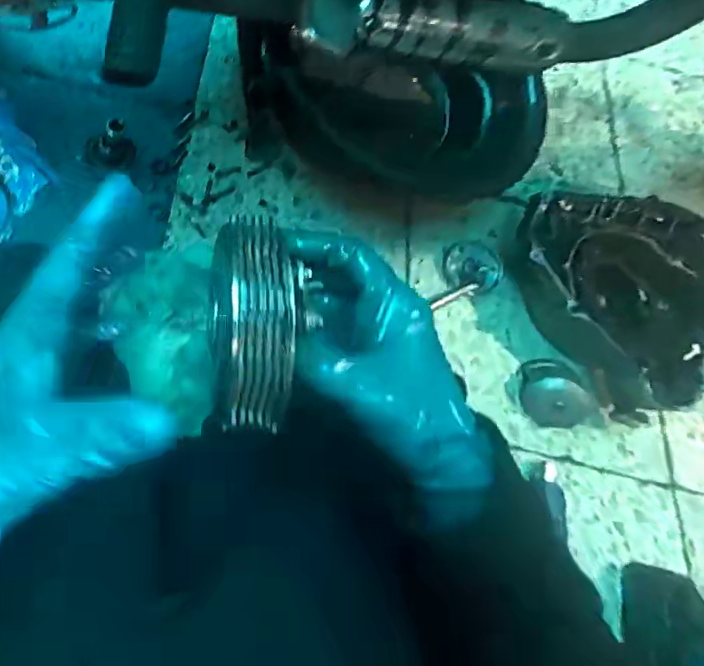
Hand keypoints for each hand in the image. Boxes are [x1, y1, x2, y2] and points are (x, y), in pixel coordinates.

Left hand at [0, 176, 177, 594]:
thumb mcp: (34, 453)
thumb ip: (99, 434)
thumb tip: (169, 417)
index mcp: (25, 333)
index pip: (66, 265)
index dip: (96, 224)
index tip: (123, 185)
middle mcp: (28, 337)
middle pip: (72, 276)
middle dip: (106, 243)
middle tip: (144, 220)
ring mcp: (28, 366)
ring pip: (73, 306)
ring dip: (105, 281)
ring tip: (141, 263)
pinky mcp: (32, 395)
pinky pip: (76, 343)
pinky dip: (102, 326)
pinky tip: (121, 333)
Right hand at [287, 231, 492, 527]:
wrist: (441, 459)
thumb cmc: (406, 411)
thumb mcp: (351, 382)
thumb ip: (307, 356)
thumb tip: (265, 336)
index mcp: (391, 300)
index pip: (350, 254)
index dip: (314, 244)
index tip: (277, 244)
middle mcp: (384, 307)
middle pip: (340, 273)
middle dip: (302, 268)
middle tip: (261, 269)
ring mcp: (378, 331)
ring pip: (335, 300)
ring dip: (303, 297)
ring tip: (263, 296)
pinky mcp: (370, 353)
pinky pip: (335, 326)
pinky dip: (309, 323)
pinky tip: (282, 330)